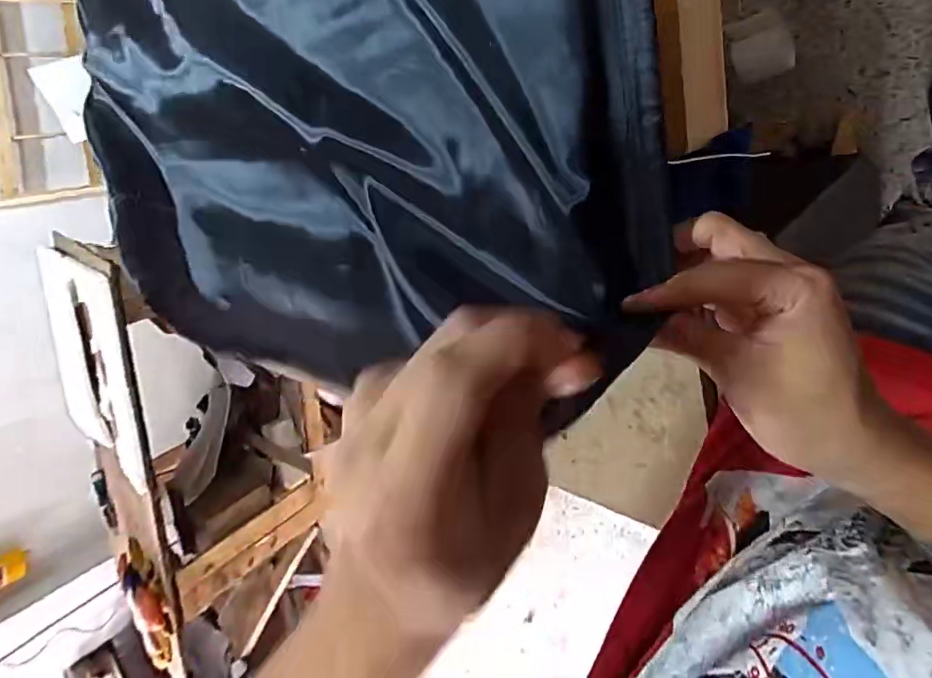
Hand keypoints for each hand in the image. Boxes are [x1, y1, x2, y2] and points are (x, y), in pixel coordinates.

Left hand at [316, 306, 600, 651]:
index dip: (520, 341)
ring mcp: (356, 409)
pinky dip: (469, 354)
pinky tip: (491, 381)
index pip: (455, 377)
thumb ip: (525, 430)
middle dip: (520, 332)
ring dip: (497, 343)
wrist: (374, 598)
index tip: (575, 345)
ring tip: (535, 370)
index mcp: (405, 486)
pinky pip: (425, 353)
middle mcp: (368, 433)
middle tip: (569, 353)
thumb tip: (559, 357)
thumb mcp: (514, 515)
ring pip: (441, 341)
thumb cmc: (456, 572)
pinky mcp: (357, 396)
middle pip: (450, 343)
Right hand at [624, 212, 905, 483]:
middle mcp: (792, 268)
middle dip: (677, 250)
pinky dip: (704, 284)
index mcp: (793, 284)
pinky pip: (733, 275)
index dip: (669, 289)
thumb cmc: (803, 415)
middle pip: (722, 235)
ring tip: (653, 291)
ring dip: (689, 266)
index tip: (630, 304)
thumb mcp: (739, 376)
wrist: (855, 444)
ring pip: (726, 250)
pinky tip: (677, 305)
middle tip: (641, 276)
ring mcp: (787, 279)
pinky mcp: (778, 297)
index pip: (715, 273)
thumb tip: (637, 320)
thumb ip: (689, 337)